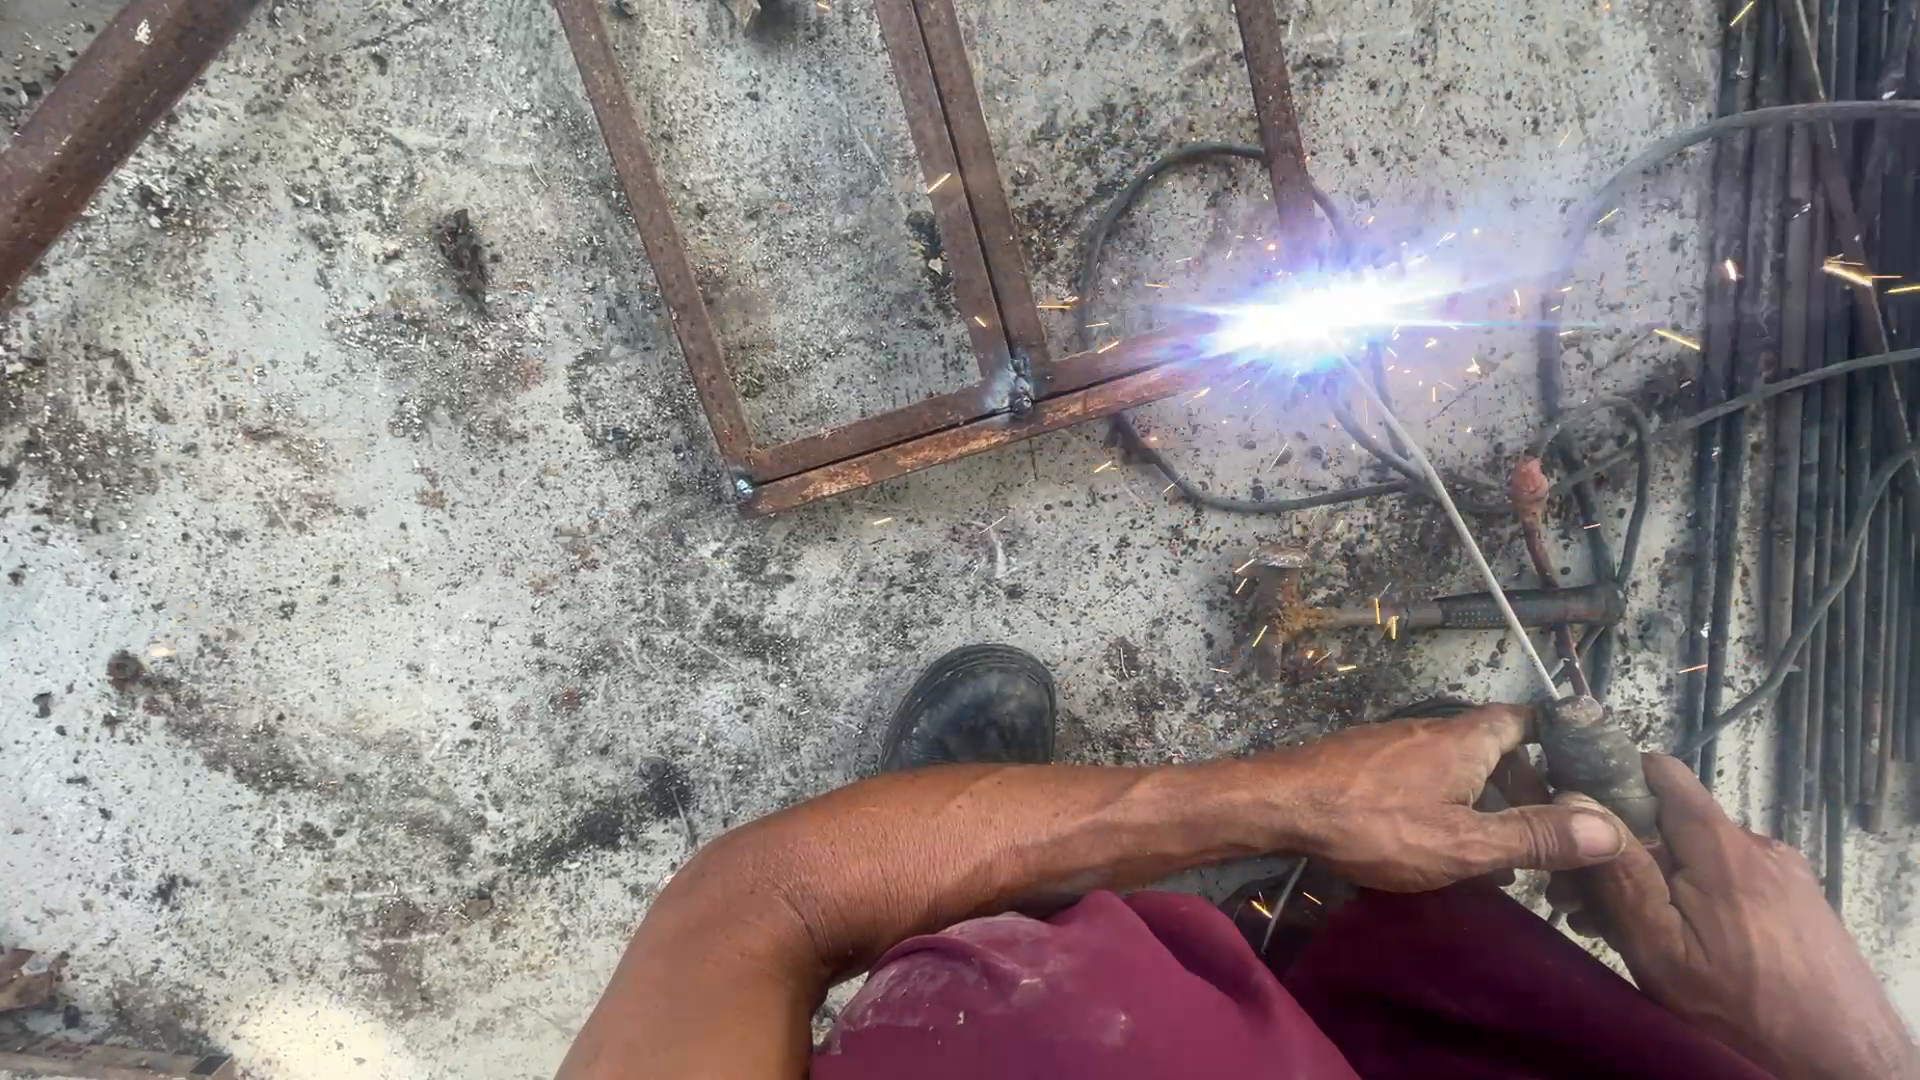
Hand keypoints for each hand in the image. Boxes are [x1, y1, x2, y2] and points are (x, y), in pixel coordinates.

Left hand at [1274, 704, 1628, 890]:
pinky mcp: (1359, 761)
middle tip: (1546, 833)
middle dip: (1523, 785)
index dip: (1557, 737)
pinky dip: (1442, 803)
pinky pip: (1418, 776)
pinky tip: (1436, 842)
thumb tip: (1612, 828)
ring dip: (1482, 802)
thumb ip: (1533, 836)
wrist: (1277, 803)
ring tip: (1498, 854)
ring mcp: (1388, 743)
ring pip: (1453, 766)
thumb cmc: (1373, 823)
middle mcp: (1427, 731)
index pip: (1522, 720)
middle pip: (1490, 747)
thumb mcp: (1463, 842)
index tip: (1586, 769)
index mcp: (1462, 741)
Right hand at [1578, 754, 1917, 1079]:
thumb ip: (1618, 869)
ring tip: (1609, 925)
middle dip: (1612, 849)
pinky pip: (1721, 880)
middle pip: (1666, 819)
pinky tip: (1662, 938)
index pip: (1659, 771)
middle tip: (1575, 898)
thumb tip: (1571, 798)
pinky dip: (1682, 897)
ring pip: (1689, 853)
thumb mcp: (1660, 947)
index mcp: (1725, 849)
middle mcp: (1760, 849)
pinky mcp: (1797, 907)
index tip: (1568, 813)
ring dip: (1643, 878)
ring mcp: (1786, 879)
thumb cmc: (1743, 1014)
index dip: (1607, 778)